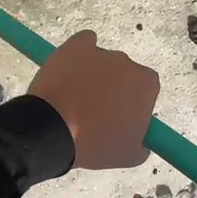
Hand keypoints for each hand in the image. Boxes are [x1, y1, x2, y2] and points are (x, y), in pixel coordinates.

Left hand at [26, 31, 158, 169]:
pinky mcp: (74, 46)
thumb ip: (141, 143)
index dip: (129, 105)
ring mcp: (99, 52)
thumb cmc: (93, 143)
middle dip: (110, 89)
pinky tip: (70, 65)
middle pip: (121, 74)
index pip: (143, 92)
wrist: (50, 130)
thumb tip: (141, 141)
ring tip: (71, 96)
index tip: (114, 118)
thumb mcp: (128, 155)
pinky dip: (79, 51)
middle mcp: (127, 62)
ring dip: (91, 75)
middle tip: (91, 110)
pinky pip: (82, 42)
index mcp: (146, 85)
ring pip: (99, 62)